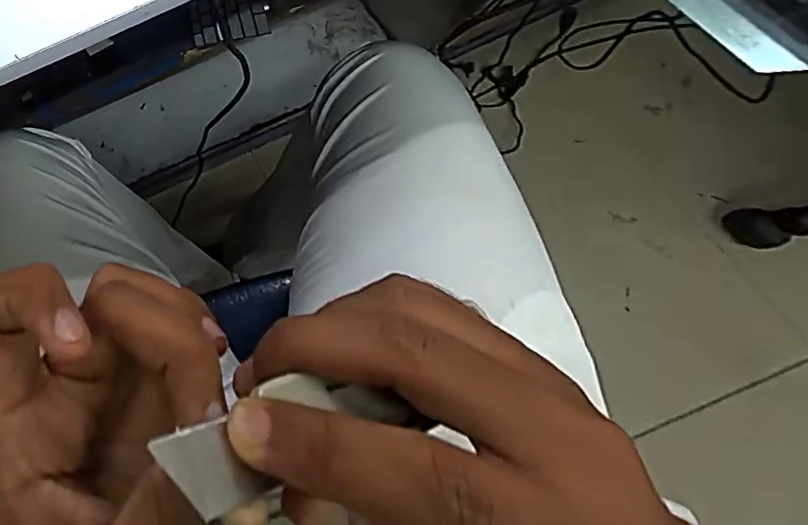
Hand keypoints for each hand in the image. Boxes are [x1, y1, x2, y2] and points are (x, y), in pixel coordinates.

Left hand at [0, 262, 229, 524]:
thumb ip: (151, 504)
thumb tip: (210, 439)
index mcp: (25, 413)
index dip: (29, 299)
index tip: (76, 346)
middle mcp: (67, 376)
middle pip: (91, 296)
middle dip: (143, 317)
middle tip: (191, 389)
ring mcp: (112, 374)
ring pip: (136, 297)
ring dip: (178, 319)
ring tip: (210, 374)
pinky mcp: (155, 384)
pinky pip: (174, 328)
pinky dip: (201, 337)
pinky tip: (219, 367)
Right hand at [225, 275, 678, 524]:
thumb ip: (357, 511)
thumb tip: (274, 467)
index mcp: (553, 521)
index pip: (417, 466)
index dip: (313, 440)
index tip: (243, 427)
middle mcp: (564, 438)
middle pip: (410, 346)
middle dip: (310, 347)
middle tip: (259, 374)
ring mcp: (553, 386)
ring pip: (418, 303)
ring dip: (338, 321)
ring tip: (301, 359)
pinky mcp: (534, 363)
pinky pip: (435, 304)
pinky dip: (373, 314)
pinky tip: (353, 351)